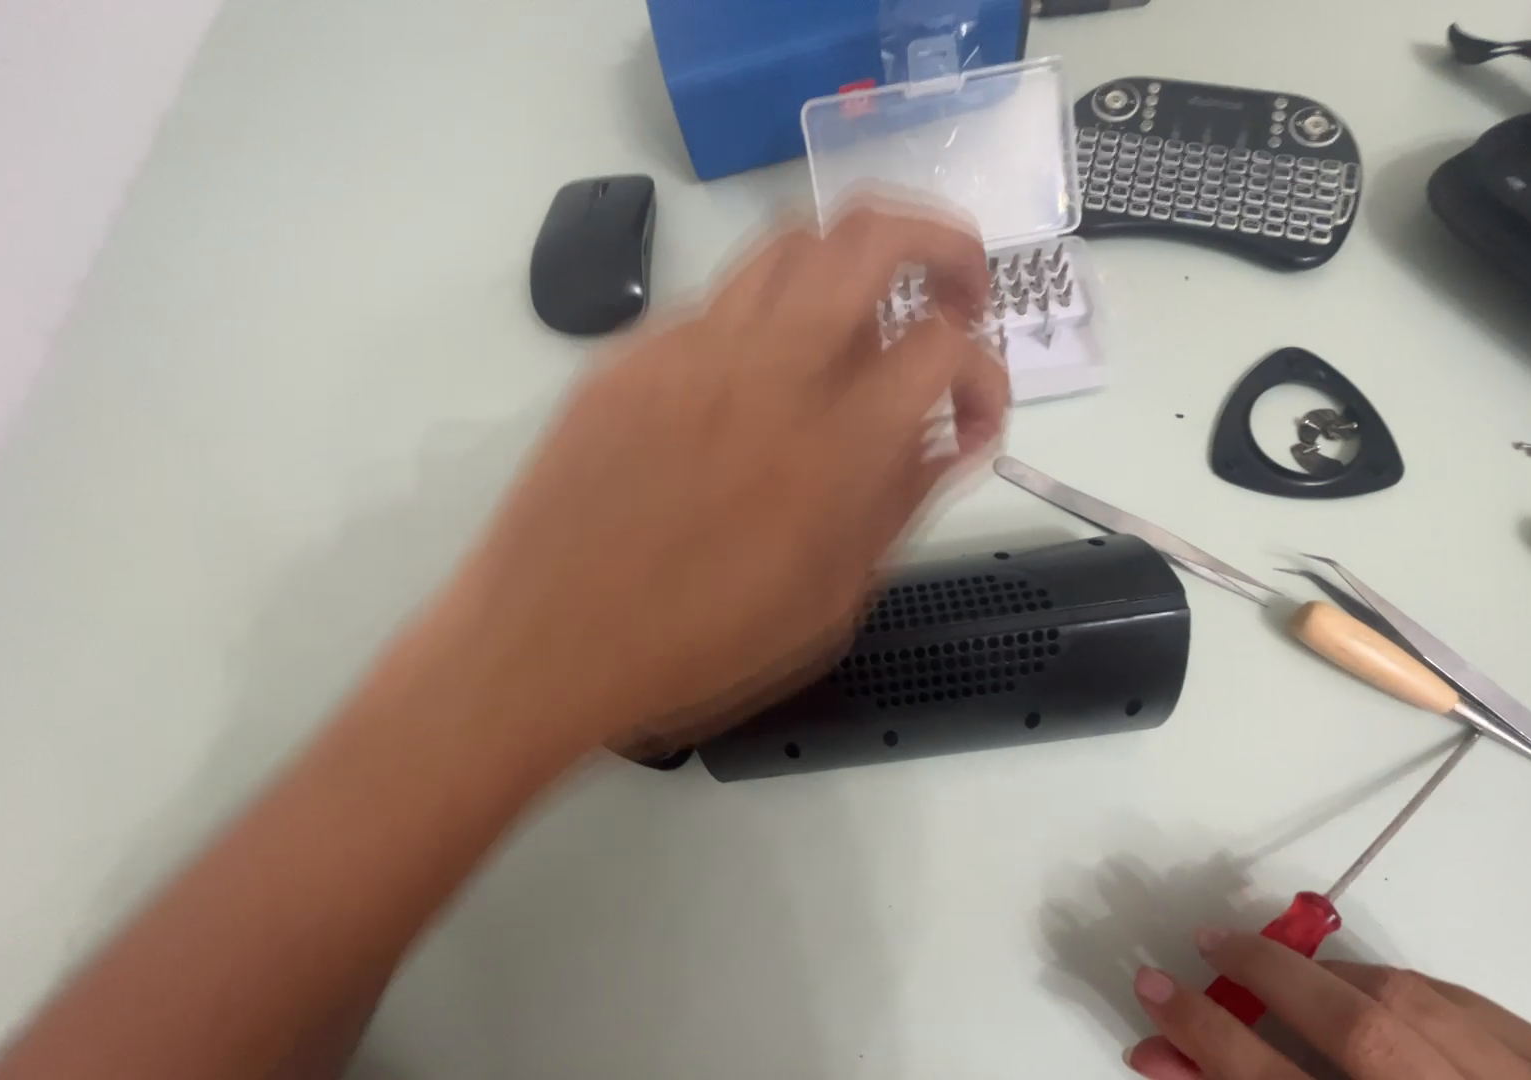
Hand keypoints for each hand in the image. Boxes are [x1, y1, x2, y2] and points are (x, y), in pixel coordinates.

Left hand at [440, 198, 1008, 756]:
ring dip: (854, 262)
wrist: (543, 645)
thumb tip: (954, 442)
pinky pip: (720, 302)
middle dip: (942, 244)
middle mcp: (767, 369)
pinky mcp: (630, 355)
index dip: (988, 373)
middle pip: (873, 234)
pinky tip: (763, 380)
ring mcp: (690, 348)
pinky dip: (771, 318)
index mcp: (832, 447)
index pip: (947, 347)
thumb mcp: (827, 603)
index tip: (978, 417)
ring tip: (866, 319)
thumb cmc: (697, 647)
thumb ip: (899, 505)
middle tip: (958, 294)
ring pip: (792, 241)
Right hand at [1126, 929, 1530, 1079]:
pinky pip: (1471, 1003)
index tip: (1152, 985)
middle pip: (1358, 1031)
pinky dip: (1405, 988)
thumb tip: (1160, 1051)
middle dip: (1267, 973)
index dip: (1205, 1033)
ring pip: (1416, 1004)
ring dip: (1331, 973)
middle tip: (1209, 942)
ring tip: (1278, 962)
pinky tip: (1367, 988)